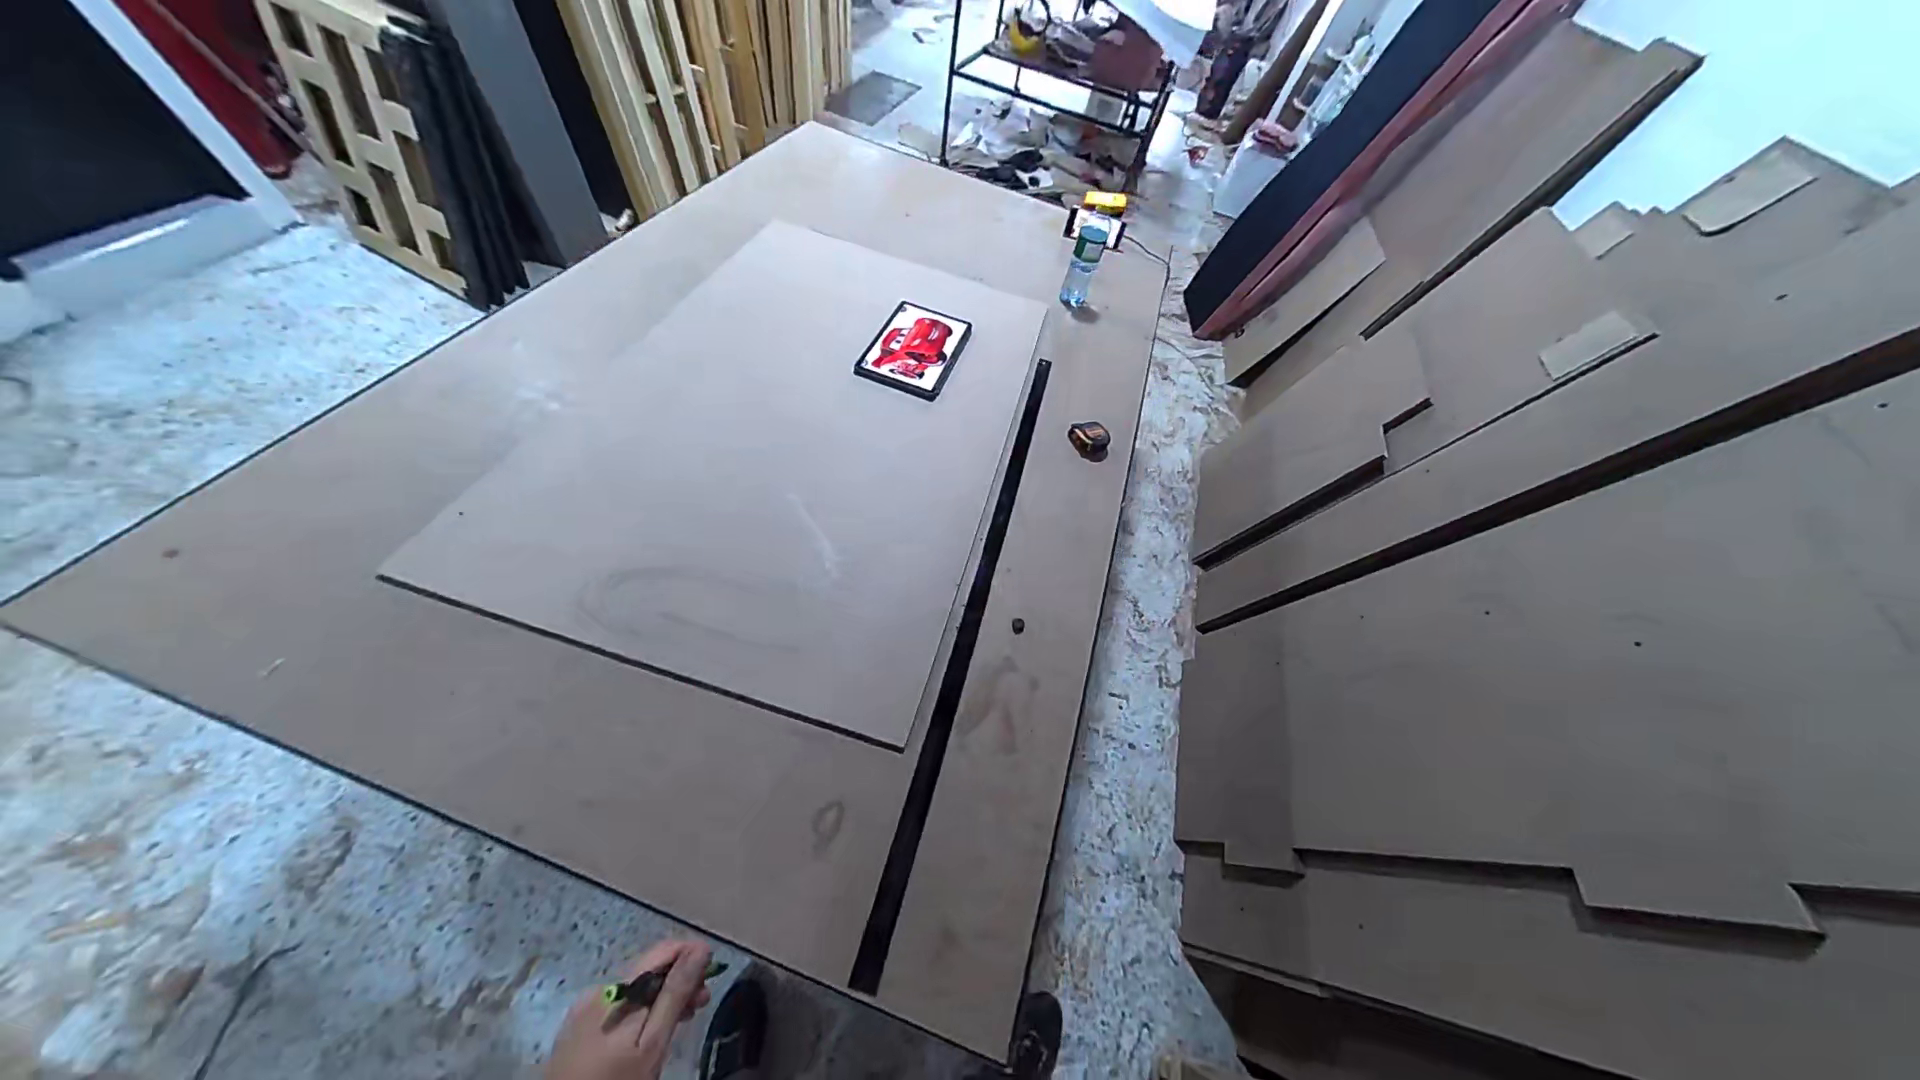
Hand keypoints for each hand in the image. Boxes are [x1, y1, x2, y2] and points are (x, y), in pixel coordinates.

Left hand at [546, 939, 714, 1079]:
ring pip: (636, 989)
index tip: (710, 980)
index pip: (664, 950)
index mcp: (617, 990)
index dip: (692, 956)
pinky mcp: (577, 1030)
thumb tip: (701, 948)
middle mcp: (599, 990)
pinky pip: (619, 1007)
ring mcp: (584, 1010)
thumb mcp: (652, 1044)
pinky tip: (650, 1032)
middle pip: (650, 969)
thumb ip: (675, 994)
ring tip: (683, 1019)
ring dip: (663, 997)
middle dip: (680, 979)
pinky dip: (642, 1011)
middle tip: (701, 1004)